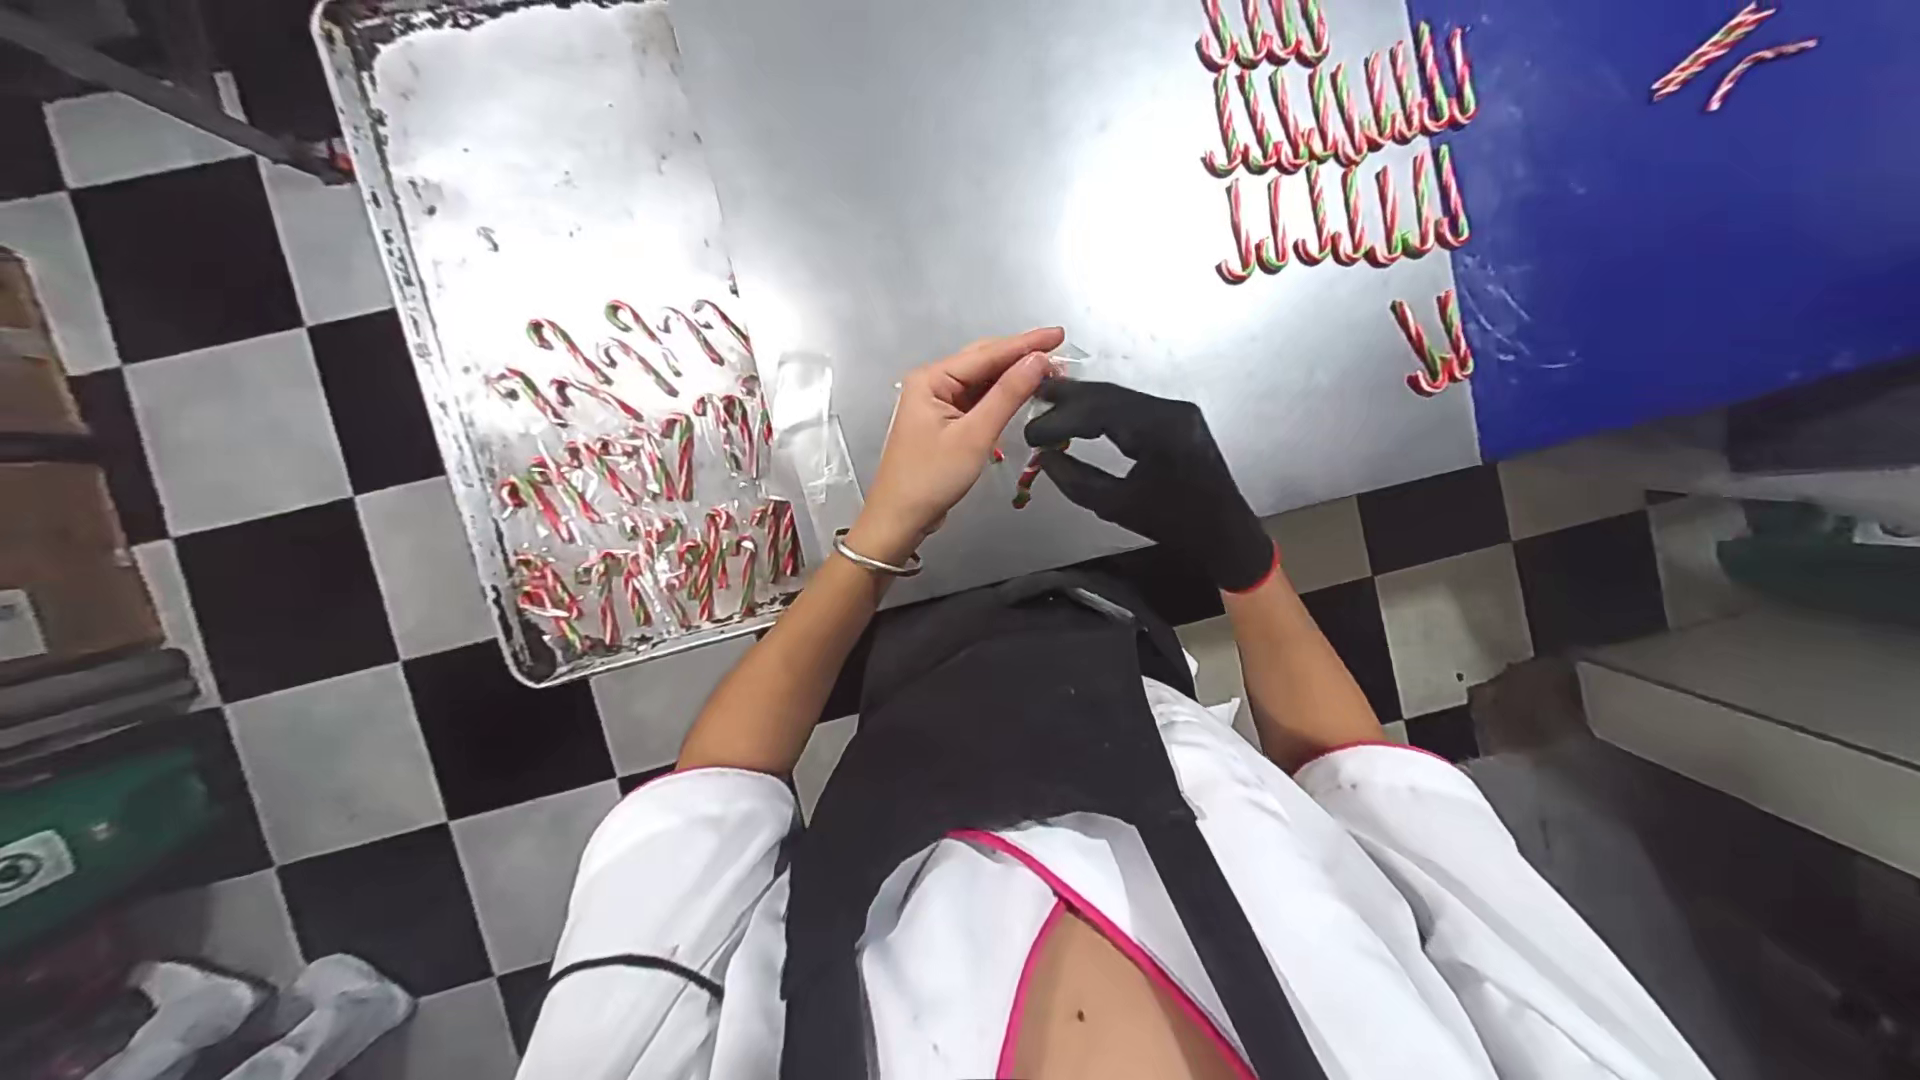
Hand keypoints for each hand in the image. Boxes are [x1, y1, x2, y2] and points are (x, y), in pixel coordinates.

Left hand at [845, 327, 1064, 563]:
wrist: (900, 518)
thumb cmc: (928, 479)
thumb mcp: (974, 436)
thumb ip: (1007, 395)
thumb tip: (1037, 361)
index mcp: (930, 379)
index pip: (987, 354)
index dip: (1026, 343)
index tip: (1057, 335)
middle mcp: (931, 385)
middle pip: (983, 362)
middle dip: (1021, 357)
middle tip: (1058, 354)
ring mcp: (937, 404)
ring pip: (982, 381)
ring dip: (1013, 378)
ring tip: (1047, 374)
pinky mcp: (944, 423)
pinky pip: (977, 401)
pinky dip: (1000, 398)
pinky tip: (1021, 395)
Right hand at [1024, 381, 1274, 591]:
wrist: (1226, 532)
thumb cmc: (1175, 525)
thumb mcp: (1118, 507)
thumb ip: (1076, 480)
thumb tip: (1044, 459)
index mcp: (1159, 429)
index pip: (1098, 411)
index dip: (1059, 419)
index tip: (1031, 435)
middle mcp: (1169, 409)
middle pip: (1107, 394)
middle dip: (1067, 398)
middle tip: (1032, 400)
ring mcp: (1174, 411)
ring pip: (1118, 397)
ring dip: (1082, 402)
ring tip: (1048, 406)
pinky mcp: (1174, 418)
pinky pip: (1130, 407)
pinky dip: (1100, 411)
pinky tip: (1080, 418)